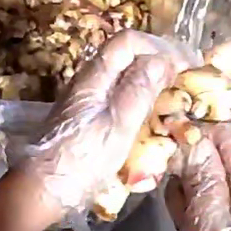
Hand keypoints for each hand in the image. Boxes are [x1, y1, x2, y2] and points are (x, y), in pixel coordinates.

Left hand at [14, 30, 192, 219]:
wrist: (41, 189)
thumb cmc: (82, 159)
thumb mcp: (118, 124)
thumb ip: (139, 89)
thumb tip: (162, 59)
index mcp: (94, 76)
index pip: (129, 41)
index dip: (161, 47)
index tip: (188, 65)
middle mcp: (88, 82)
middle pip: (126, 56)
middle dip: (159, 61)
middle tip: (188, 79)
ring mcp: (85, 101)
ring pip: (122, 77)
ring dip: (151, 81)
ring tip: (177, 96)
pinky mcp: (84, 120)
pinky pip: (117, 97)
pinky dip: (139, 99)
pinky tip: (152, 116)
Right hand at [166, 123, 230, 230]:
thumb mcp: (212, 229)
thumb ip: (200, 180)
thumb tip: (187, 135)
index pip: (223, 132)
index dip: (190, 135)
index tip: (160, 153)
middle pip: (215, 153)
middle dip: (188, 172)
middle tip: (177, 206)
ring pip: (211, 178)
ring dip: (190, 196)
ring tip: (186, 227)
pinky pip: (216, 200)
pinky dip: (199, 212)